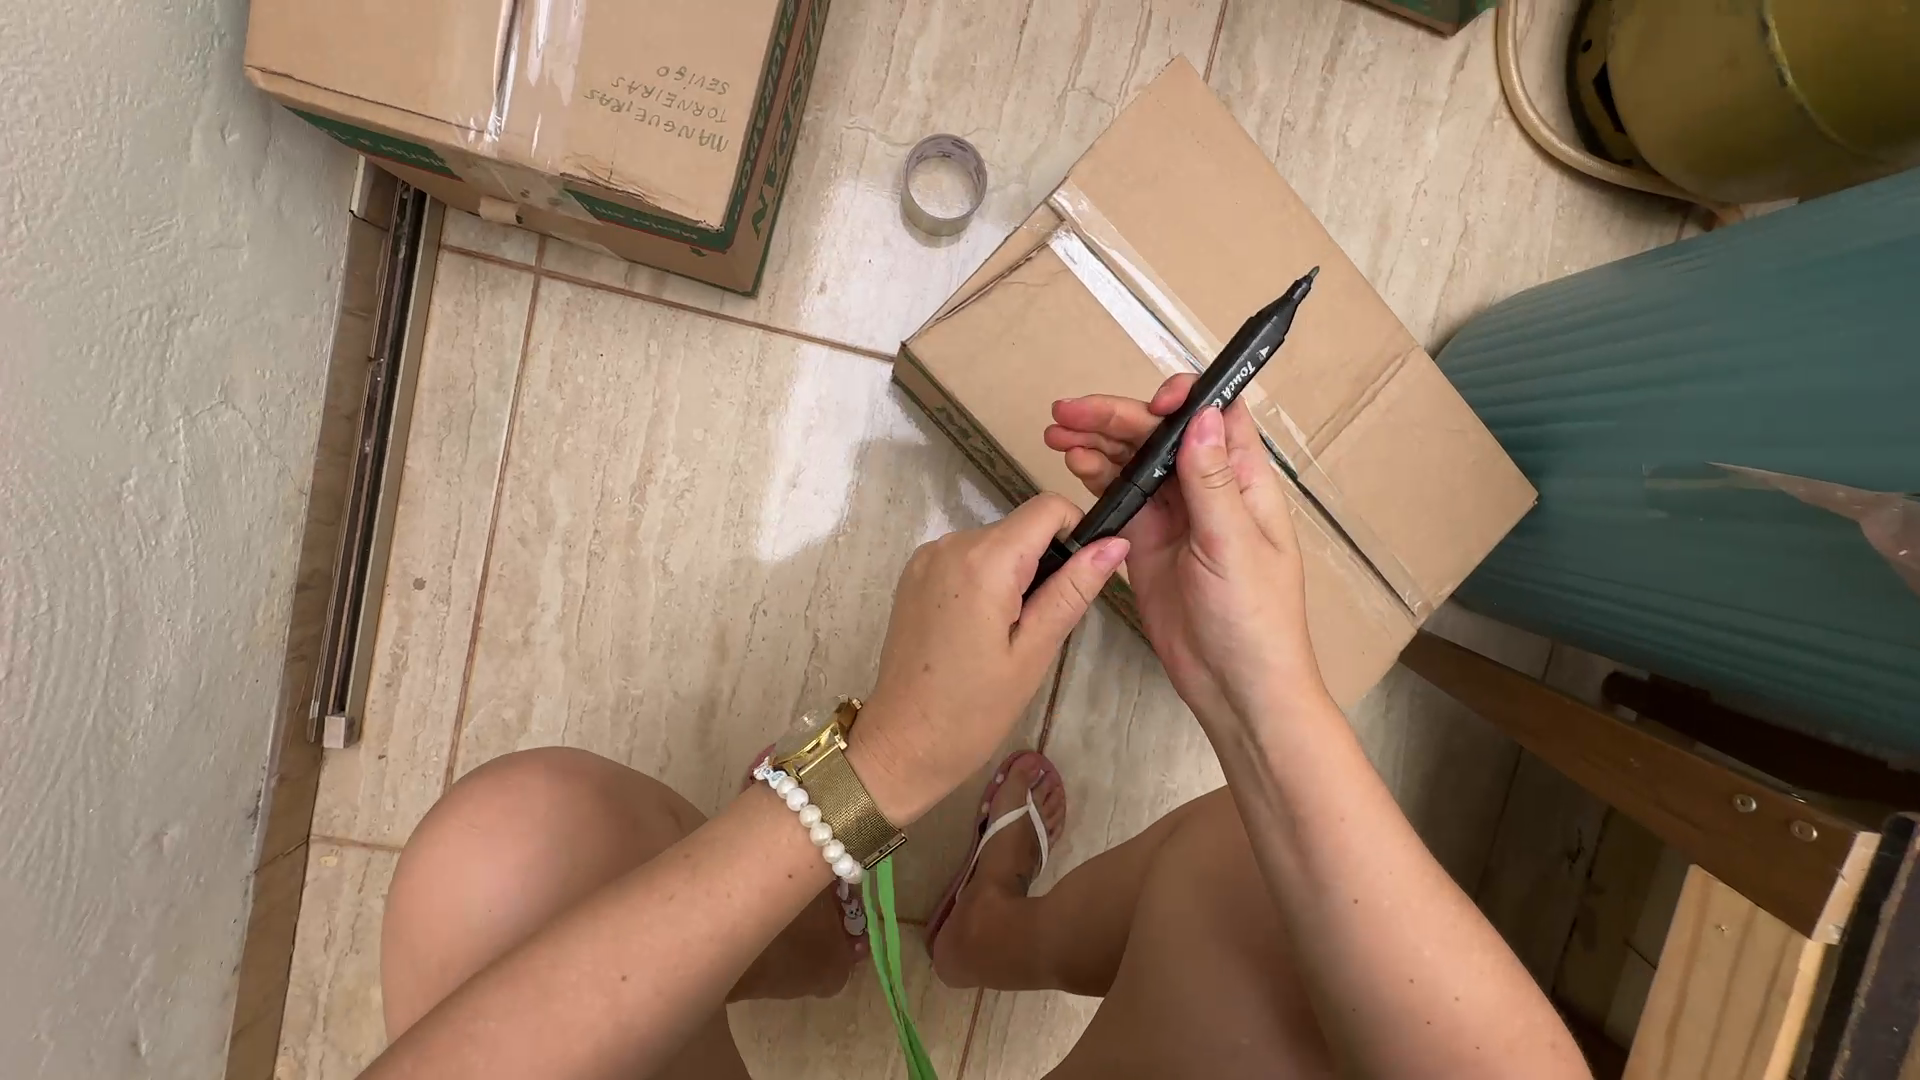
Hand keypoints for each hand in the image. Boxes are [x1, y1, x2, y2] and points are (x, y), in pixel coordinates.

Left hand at [849, 494, 1127, 824]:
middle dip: (1042, 564)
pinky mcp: (913, 574)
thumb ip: (1073, 590)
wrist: (902, 743)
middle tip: (1037, 628)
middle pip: (1020, 528)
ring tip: (1005, 636)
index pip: (1048, 507)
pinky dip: (985, 581)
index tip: (1077, 581)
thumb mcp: (1033, 652)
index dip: (1075, 533)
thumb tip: (1115, 543)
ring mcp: (926, 557)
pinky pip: (967, 559)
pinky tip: (979, 630)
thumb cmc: (972, 710)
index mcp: (983, 560)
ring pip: (995, 544)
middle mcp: (950, 543)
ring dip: (1014, 576)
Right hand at [1045, 374, 1330, 728]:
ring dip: (1097, 443)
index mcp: (1242, 480)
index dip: (1183, 399)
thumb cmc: (1254, 618)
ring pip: (1132, 463)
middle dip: (1115, 418)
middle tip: (1066, 412)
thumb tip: (1202, 414)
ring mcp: (1171, 515)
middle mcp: (1205, 488)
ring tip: (1056, 434)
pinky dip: (1095, 479)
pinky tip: (1073, 465)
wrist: (1232, 685)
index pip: (1216, 417)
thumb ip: (1211, 482)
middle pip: (1159, 436)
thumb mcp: (1234, 545)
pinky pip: (1117, 499)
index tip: (1149, 400)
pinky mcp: (1143, 541)